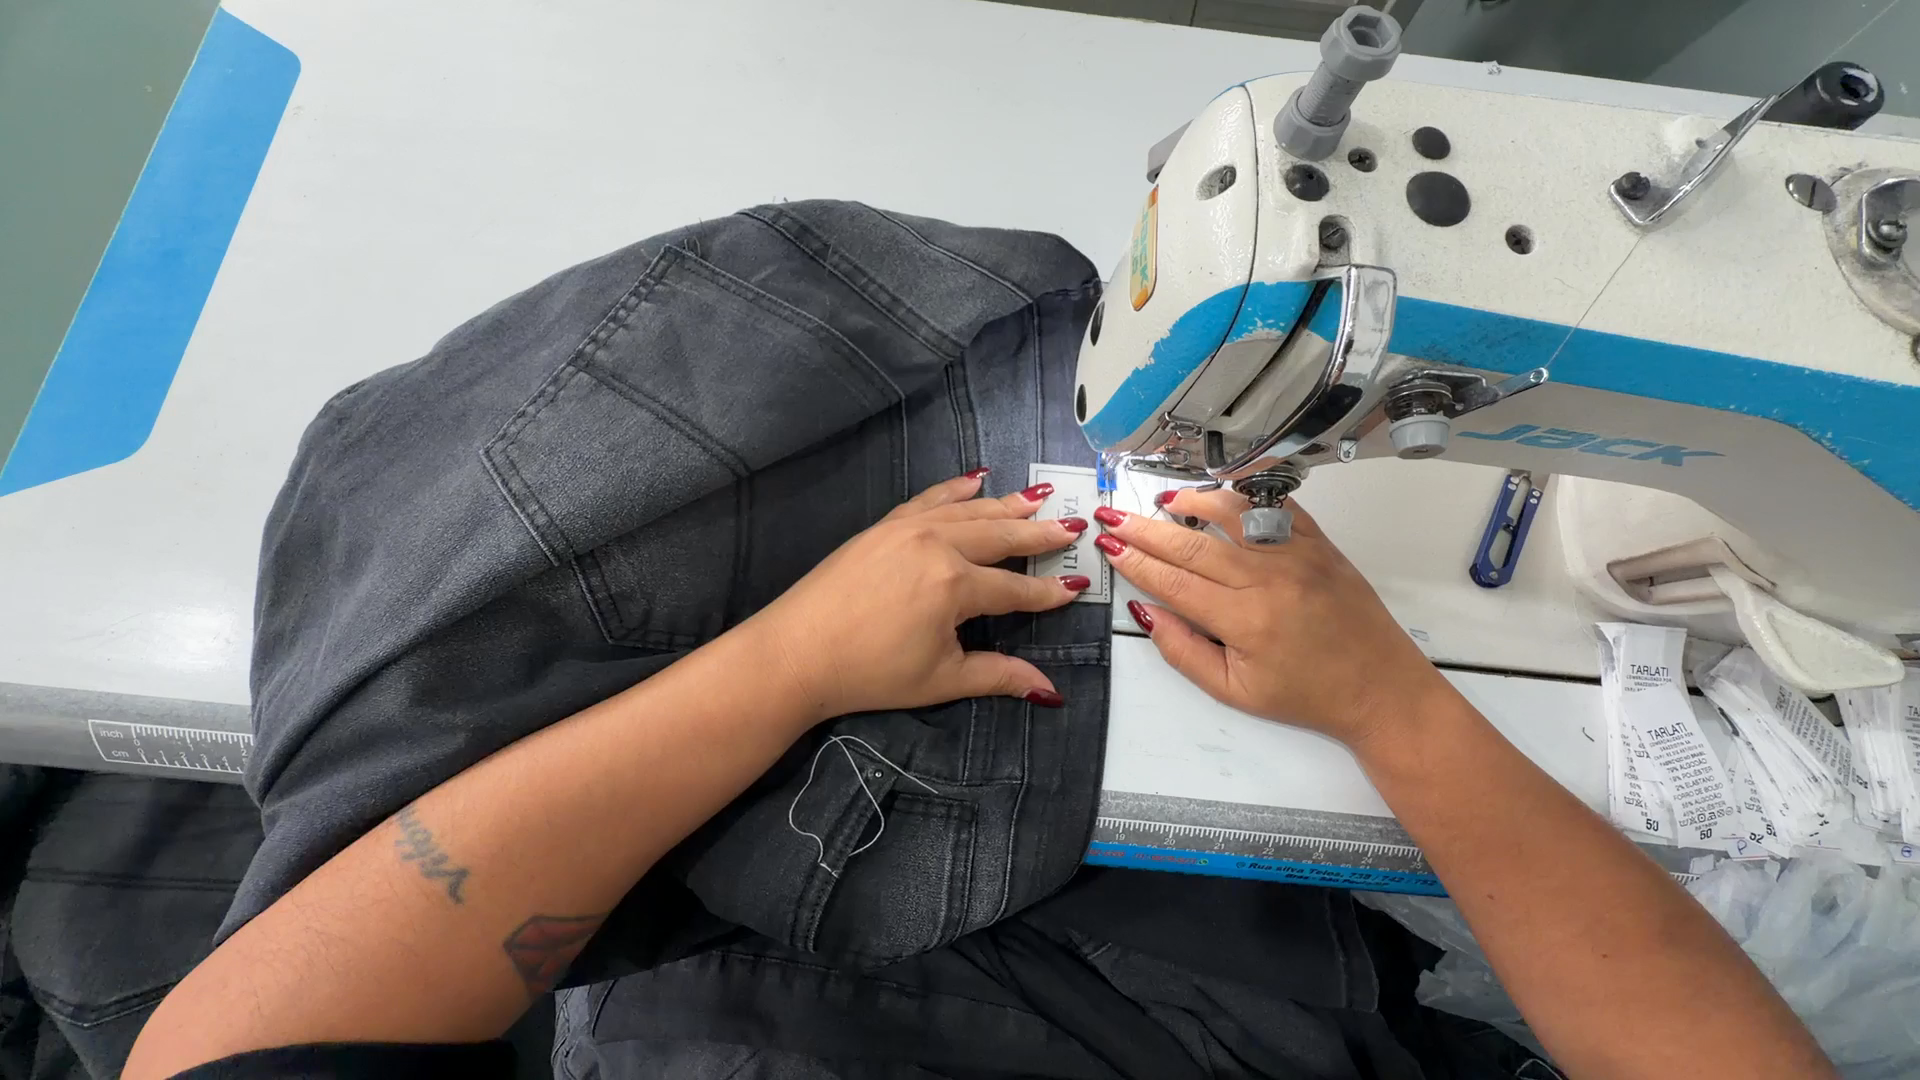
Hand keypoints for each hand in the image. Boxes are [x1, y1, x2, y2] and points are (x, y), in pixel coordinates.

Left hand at [742, 471, 1089, 725]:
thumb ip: (998, 675)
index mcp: (954, 585)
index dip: (1047, 594)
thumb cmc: (869, 673)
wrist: (795, 652)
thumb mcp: (941, 680)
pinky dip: (954, 489)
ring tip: (1037, 499)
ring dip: (1005, 505)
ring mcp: (907, 529)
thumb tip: (1050, 690)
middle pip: (999, 537)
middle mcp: (936, 545)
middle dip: (1038, 535)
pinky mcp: (883, 526)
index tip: (1076, 587)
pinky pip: (928, 499)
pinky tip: (975, 479)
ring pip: (968, 511)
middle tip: (1070, 527)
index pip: (1014, 589)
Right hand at [1093, 488, 1453, 747]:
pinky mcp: (1320, 543)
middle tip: (1112, 515)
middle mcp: (1269, 578)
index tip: (1107, 544)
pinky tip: (1221, 494)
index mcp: (1245, 620)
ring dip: (1192, 502)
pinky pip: (1276, 506)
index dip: (1134, 561)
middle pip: (1192, 544)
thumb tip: (1144, 611)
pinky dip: (1244, 495)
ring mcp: (1298, 554)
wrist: (1381, 687)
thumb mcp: (1234, 691)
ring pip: (1233, 513)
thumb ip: (1183, 651)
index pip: (1173, 581)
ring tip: (1162, 502)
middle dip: (1145, 529)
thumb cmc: (1305, 695)